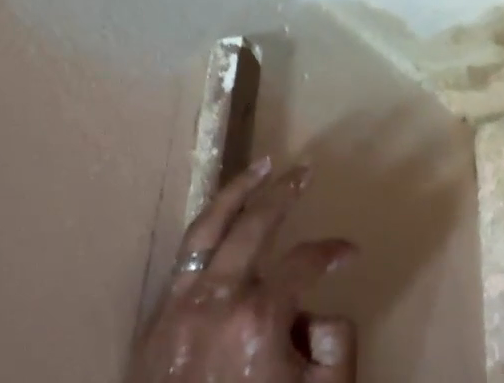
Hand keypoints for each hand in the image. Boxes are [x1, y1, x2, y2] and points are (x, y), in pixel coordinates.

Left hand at [126, 159, 358, 382]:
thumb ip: (336, 337)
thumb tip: (314, 309)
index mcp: (259, 318)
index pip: (307, 260)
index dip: (334, 252)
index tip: (350, 255)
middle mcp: (215, 304)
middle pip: (252, 227)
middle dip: (283, 194)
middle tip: (304, 172)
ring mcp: (177, 313)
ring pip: (204, 234)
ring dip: (236, 195)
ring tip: (260, 167)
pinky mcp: (154, 328)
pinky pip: (181, 265)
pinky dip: (205, 233)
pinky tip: (222, 219)